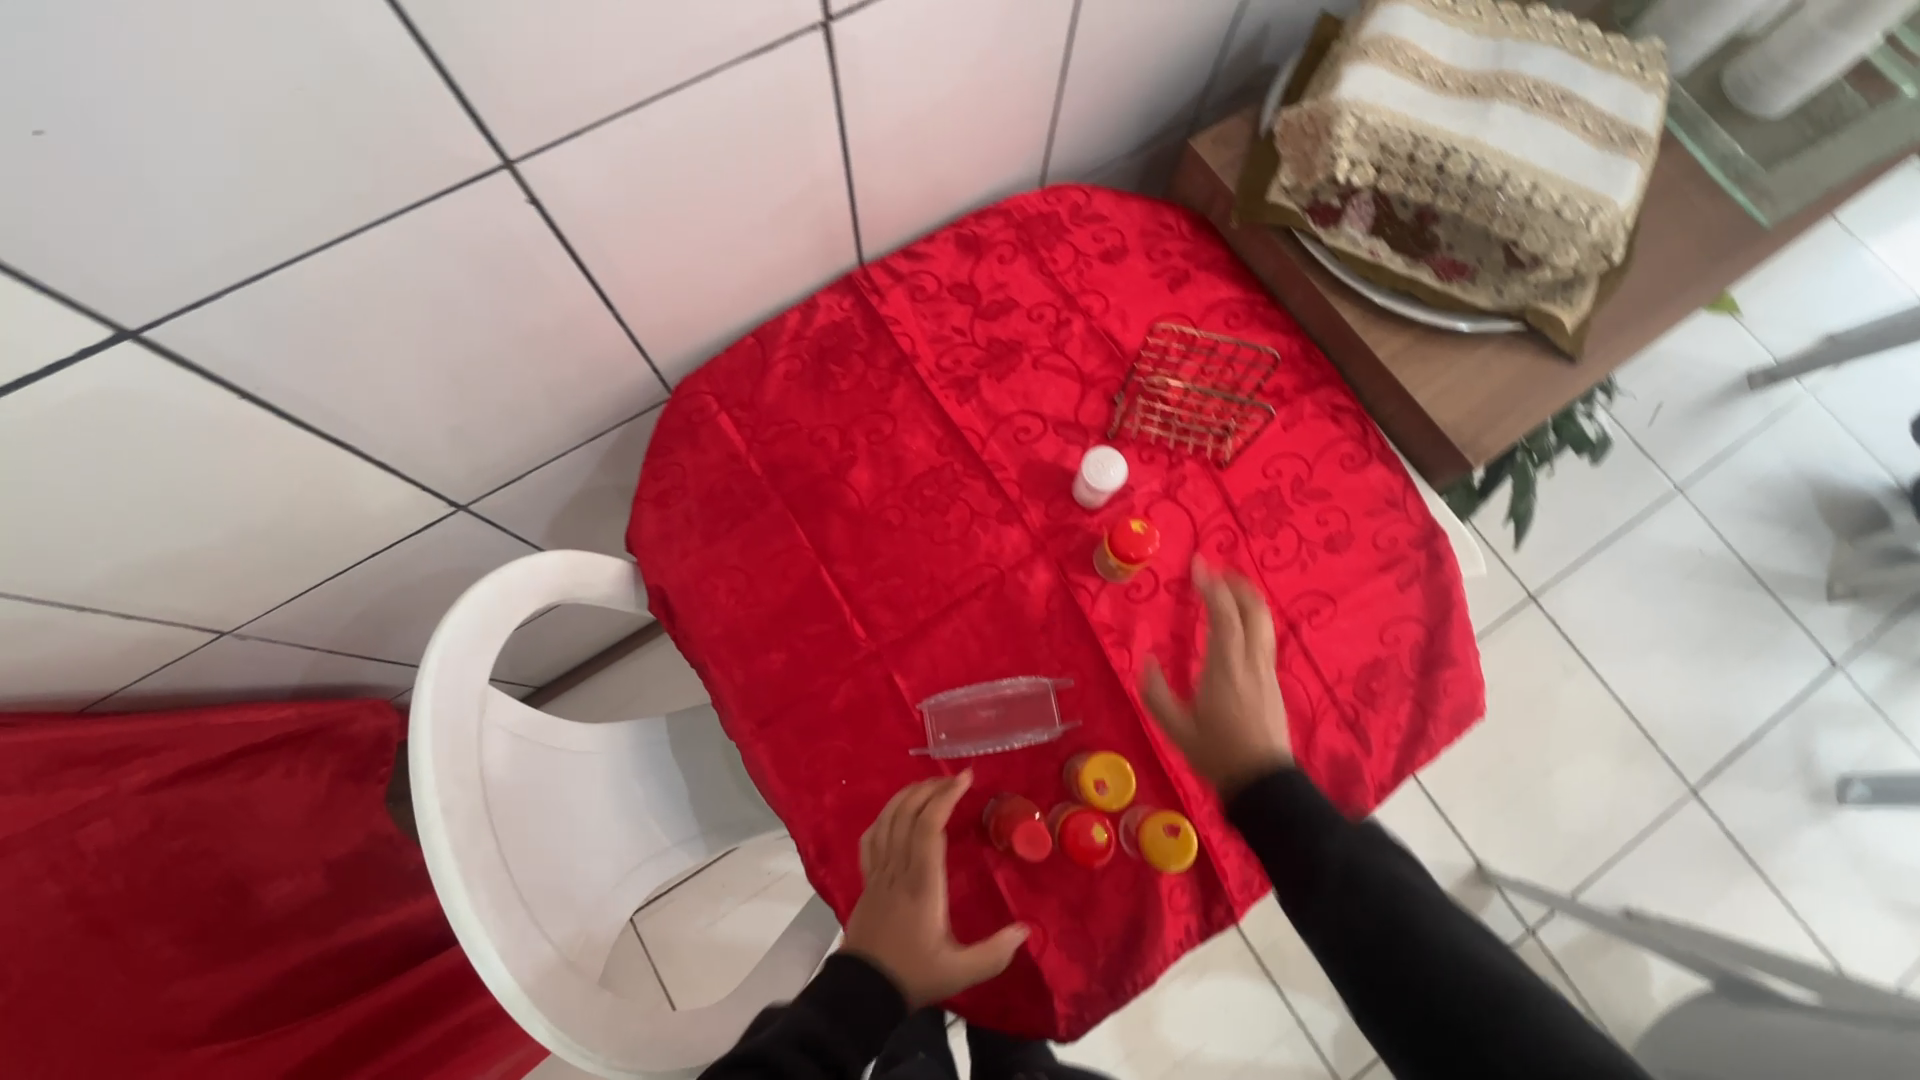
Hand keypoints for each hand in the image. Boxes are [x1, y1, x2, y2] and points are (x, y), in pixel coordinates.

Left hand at [842, 771, 1029, 1007]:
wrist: (862, 992)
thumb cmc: (913, 976)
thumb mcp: (960, 972)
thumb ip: (994, 952)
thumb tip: (1026, 930)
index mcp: (922, 885)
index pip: (929, 827)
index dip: (945, 798)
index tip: (965, 780)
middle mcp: (897, 870)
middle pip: (907, 815)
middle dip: (930, 789)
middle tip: (954, 779)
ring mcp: (878, 873)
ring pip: (886, 821)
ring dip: (907, 796)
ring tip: (928, 786)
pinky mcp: (866, 881)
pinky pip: (870, 839)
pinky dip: (883, 817)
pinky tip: (894, 813)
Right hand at [1142, 557, 1294, 796]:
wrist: (1262, 783)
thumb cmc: (1215, 754)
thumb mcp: (1175, 727)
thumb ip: (1155, 692)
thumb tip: (1147, 660)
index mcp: (1225, 668)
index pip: (1223, 616)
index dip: (1212, 587)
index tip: (1198, 566)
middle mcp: (1251, 663)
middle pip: (1253, 611)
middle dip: (1236, 584)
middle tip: (1216, 570)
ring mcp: (1267, 672)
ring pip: (1264, 623)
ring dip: (1248, 599)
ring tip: (1230, 589)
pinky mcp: (1273, 682)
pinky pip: (1264, 638)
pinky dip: (1252, 619)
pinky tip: (1239, 625)